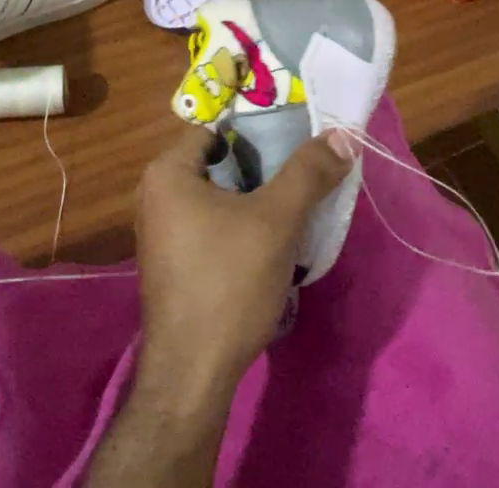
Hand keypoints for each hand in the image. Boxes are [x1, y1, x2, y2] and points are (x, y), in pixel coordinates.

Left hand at [84, 126, 352, 487]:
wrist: (194, 370)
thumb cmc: (228, 280)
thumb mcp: (276, 220)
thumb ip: (309, 172)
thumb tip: (343, 134)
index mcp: (166, 172)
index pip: (214, 128)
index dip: (256, 127)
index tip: (296, 133)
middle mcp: (155, 195)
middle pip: (218, 163)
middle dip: (262, 167)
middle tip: (305, 170)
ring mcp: (162, 232)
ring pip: (218, 198)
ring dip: (255, 200)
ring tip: (297, 204)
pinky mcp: (174, 263)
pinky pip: (212, 227)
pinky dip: (241, 227)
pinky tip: (273, 242)